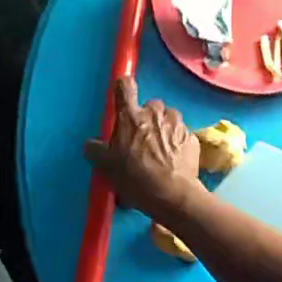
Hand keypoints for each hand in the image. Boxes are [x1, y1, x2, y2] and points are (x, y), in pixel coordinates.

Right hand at [82, 75, 200, 217]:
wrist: (172, 195)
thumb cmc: (135, 178)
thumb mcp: (108, 167)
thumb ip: (96, 151)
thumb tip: (90, 145)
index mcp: (131, 116)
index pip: (124, 87)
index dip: (122, 89)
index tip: (122, 99)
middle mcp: (156, 113)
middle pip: (150, 106)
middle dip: (146, 118)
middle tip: (141, 141)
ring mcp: (177, 124)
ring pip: (169, 119)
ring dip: (163, 130)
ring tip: (159, 153)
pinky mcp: (192, 138)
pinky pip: (181, 135)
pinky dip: (177, 144)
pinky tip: (173, 161)